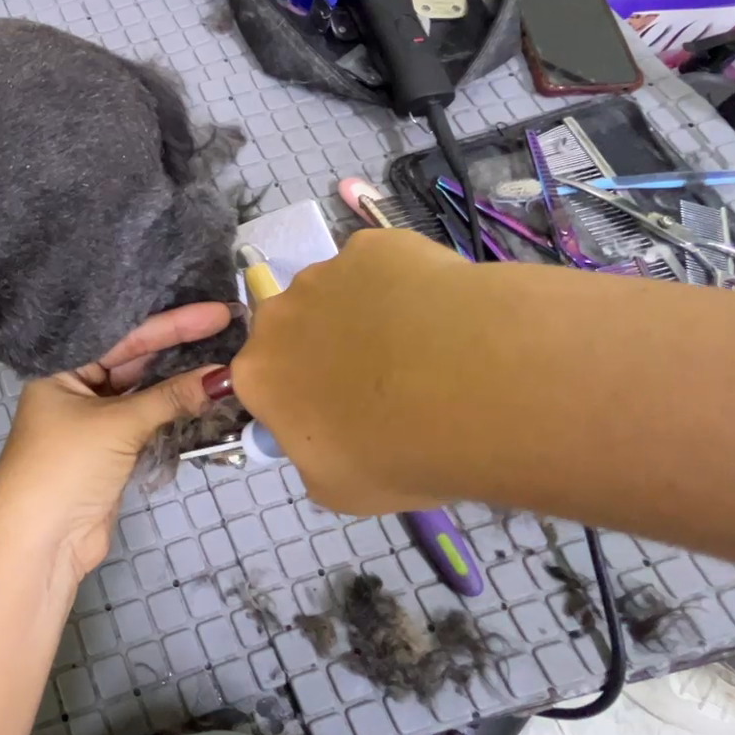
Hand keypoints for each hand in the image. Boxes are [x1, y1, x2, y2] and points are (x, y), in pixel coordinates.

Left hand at [0, 303, 228, 578]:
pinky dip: (173, 407)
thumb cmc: (65, 467)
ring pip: (142, 388)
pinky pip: (147, 417)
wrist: (41, 542)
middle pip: (133, 357)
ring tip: (228, 352)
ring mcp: (94, 418)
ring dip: (179, 378)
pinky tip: (206, 390)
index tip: (215, 311)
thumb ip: (171, 397)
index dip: (169, 322)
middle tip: (230, 324)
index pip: (121, 334)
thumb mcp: (118, 424)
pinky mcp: (110, 448)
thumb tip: (224, 376)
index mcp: (61, 367)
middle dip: (179, 344)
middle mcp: (75, 385)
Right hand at [229, 227, 477, 514]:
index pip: (265, 382)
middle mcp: (277, 316)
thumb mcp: (340, 488)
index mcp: (257, 374)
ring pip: (339, 294)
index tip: (340, 413)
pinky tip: (446, 314)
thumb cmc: (399, 453)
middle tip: (384, 381)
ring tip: (428, 348)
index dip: (302, 396)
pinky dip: (407, 284)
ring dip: (366, 315)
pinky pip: (384, 265)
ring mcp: (325, 274)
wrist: (477, 388)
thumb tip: (325, 438)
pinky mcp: (374, 246)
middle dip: (326, 348)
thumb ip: (312, 457)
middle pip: (295, 329)